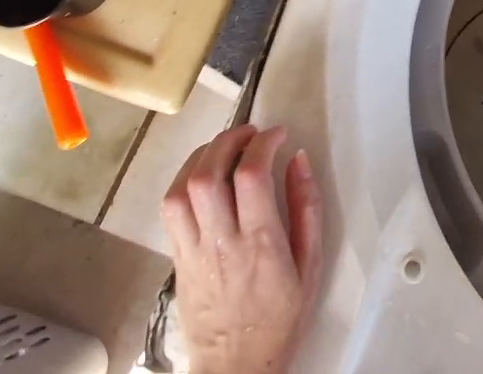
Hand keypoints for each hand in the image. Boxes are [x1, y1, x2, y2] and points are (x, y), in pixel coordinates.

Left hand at [162, 125, 322, 373]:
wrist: (236, 368)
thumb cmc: (281, 318)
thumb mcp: (311, 265)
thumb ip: (307, 208)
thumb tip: (299, 160)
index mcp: (261, 244)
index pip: (252, 175)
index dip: (264, 142)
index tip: (279, 134)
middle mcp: (223, 242)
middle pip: (210, 173)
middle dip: (230, 139)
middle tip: (250, 133)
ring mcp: (194, 249)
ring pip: (183, 186)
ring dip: (204, 154)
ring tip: (225, 146)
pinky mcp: (177, 256)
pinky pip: (170, 206)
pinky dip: (185, 178)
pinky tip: (203, 172)